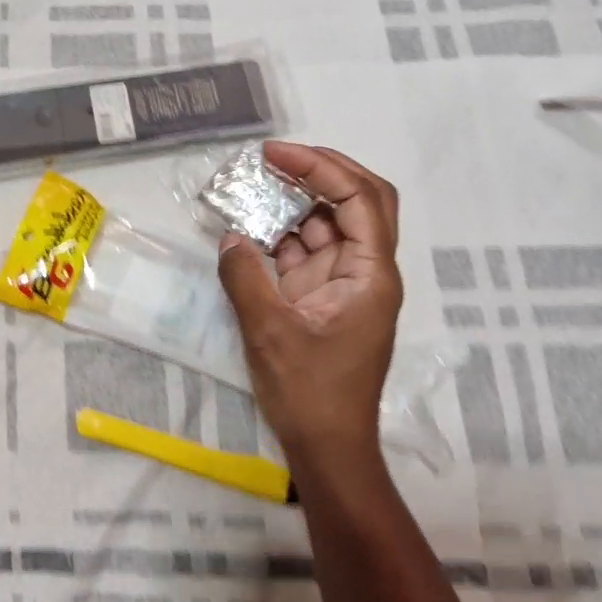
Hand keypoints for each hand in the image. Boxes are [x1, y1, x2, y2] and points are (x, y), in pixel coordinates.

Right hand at [217, 142, 402, 465]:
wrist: (327, 448)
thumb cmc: (310, 391)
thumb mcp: (269, 331)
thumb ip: (246, 277)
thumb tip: (231, 236)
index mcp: (371, 274)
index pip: (359, 199)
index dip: (320, 166)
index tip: (275, 154)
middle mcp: (365, 270)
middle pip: (359, 200)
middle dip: (320, 171)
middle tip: (274, 156)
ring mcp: (344, 283)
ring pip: (329, 223)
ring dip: (296, 200)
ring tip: (254, 182)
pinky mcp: (322, 297)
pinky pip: (305, 250)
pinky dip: (280, 232)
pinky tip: (249, 224)